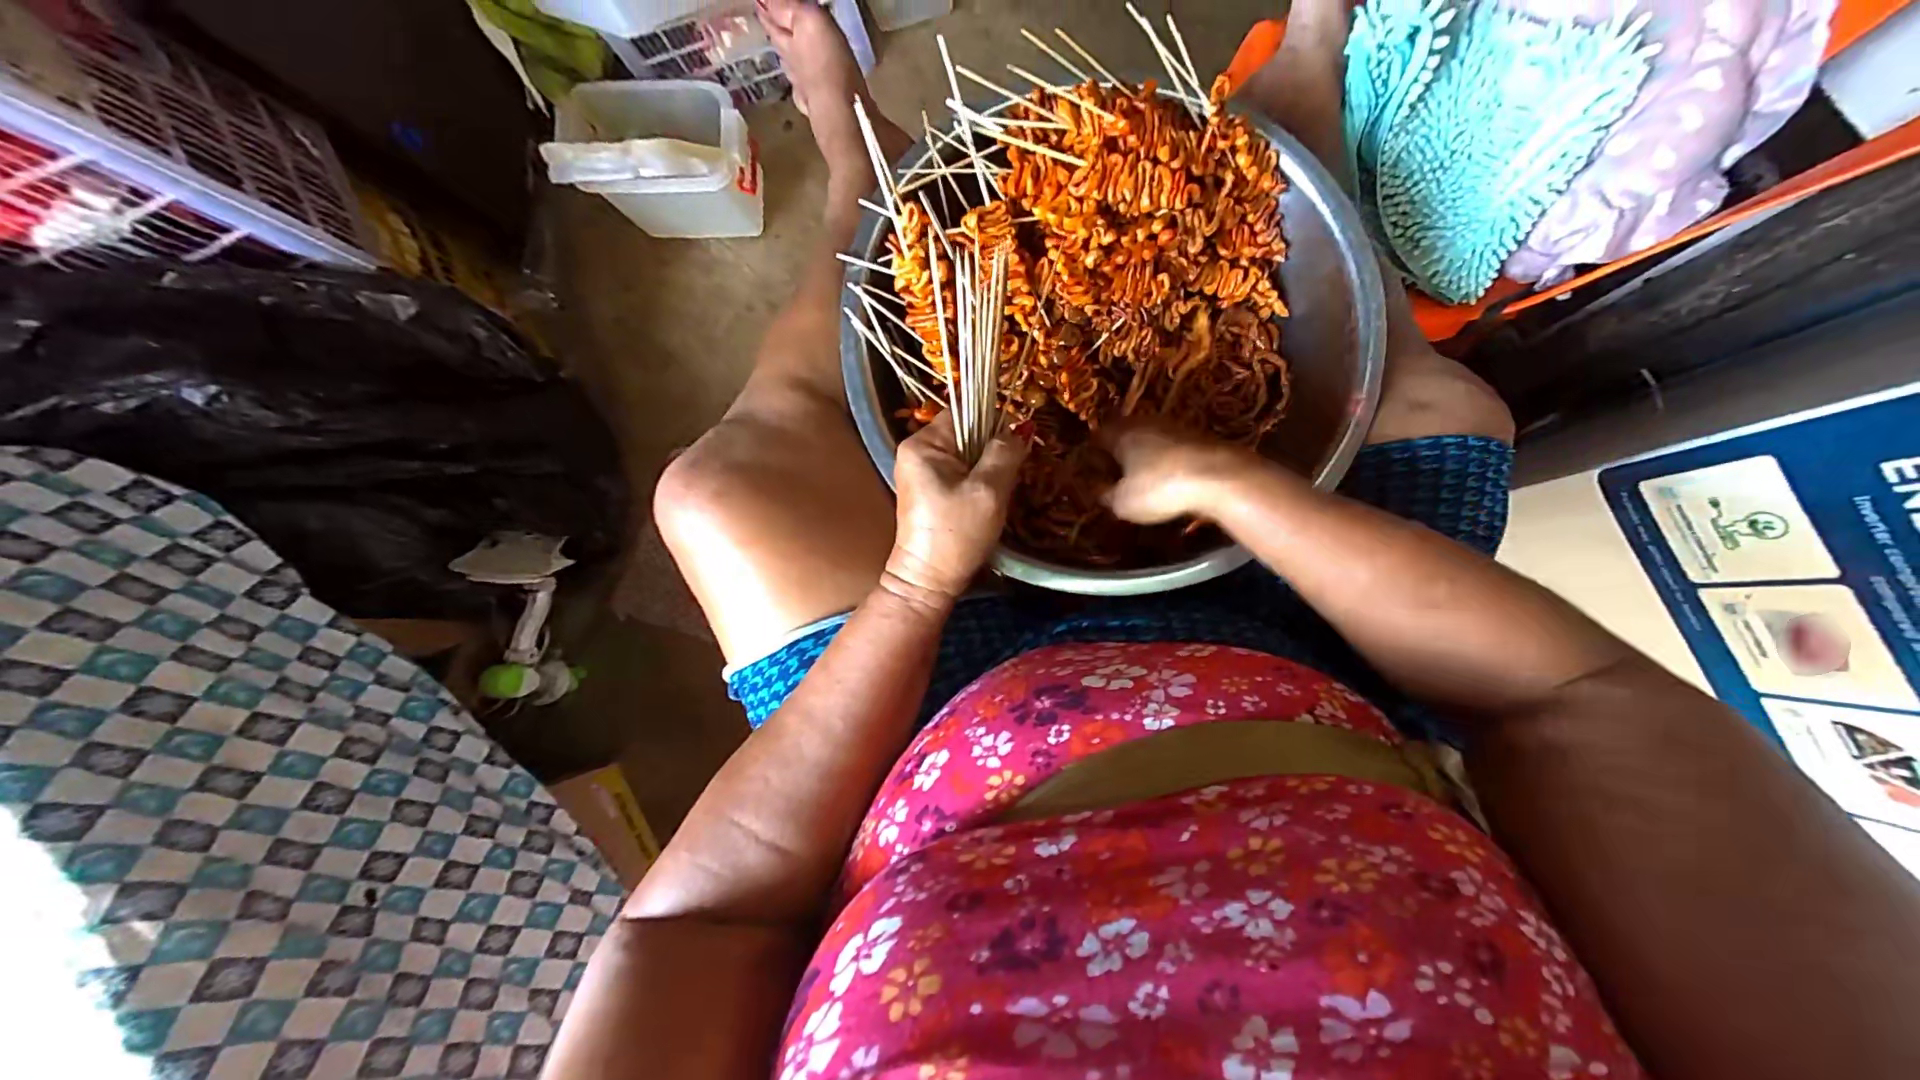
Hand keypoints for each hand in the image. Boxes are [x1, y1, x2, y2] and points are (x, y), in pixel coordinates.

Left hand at [884, 412, 1027, 605]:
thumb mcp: (988, 491)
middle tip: (1007, 476)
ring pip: (967, 453)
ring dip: (988, 468)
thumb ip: (1005, 453)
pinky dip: (978, 481)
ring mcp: (920, 471)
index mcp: (923, 444)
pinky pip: (961, 472)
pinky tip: (987, 501)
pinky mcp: (929, 490)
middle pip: (967, 431)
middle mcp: (916, 451)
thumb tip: (1021, 426)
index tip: (1015, 445)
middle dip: (992, 450)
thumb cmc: (956, 535)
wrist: (927, 581)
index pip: (965, 411)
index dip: (994, 421)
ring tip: (998, 492)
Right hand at [1101, 418, 1266, 524]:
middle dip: (1118, 455)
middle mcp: (1146, 422)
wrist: (1221, 477)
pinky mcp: (1200, 437)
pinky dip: (1168, 463)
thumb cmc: (1160, 488)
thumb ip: (1105, 495)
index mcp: (1121, 432)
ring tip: (1144, 482)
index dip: (1092, 455)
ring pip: (1150, 441)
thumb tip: (1099, 490)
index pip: (1096, 437)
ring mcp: (1176, 427)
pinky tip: (1171, 482)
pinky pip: (1173, 450)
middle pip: (1124, 435)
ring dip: (1145, 458)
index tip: (1092, 474)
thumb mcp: (1123, 503)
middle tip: (1116, 478)